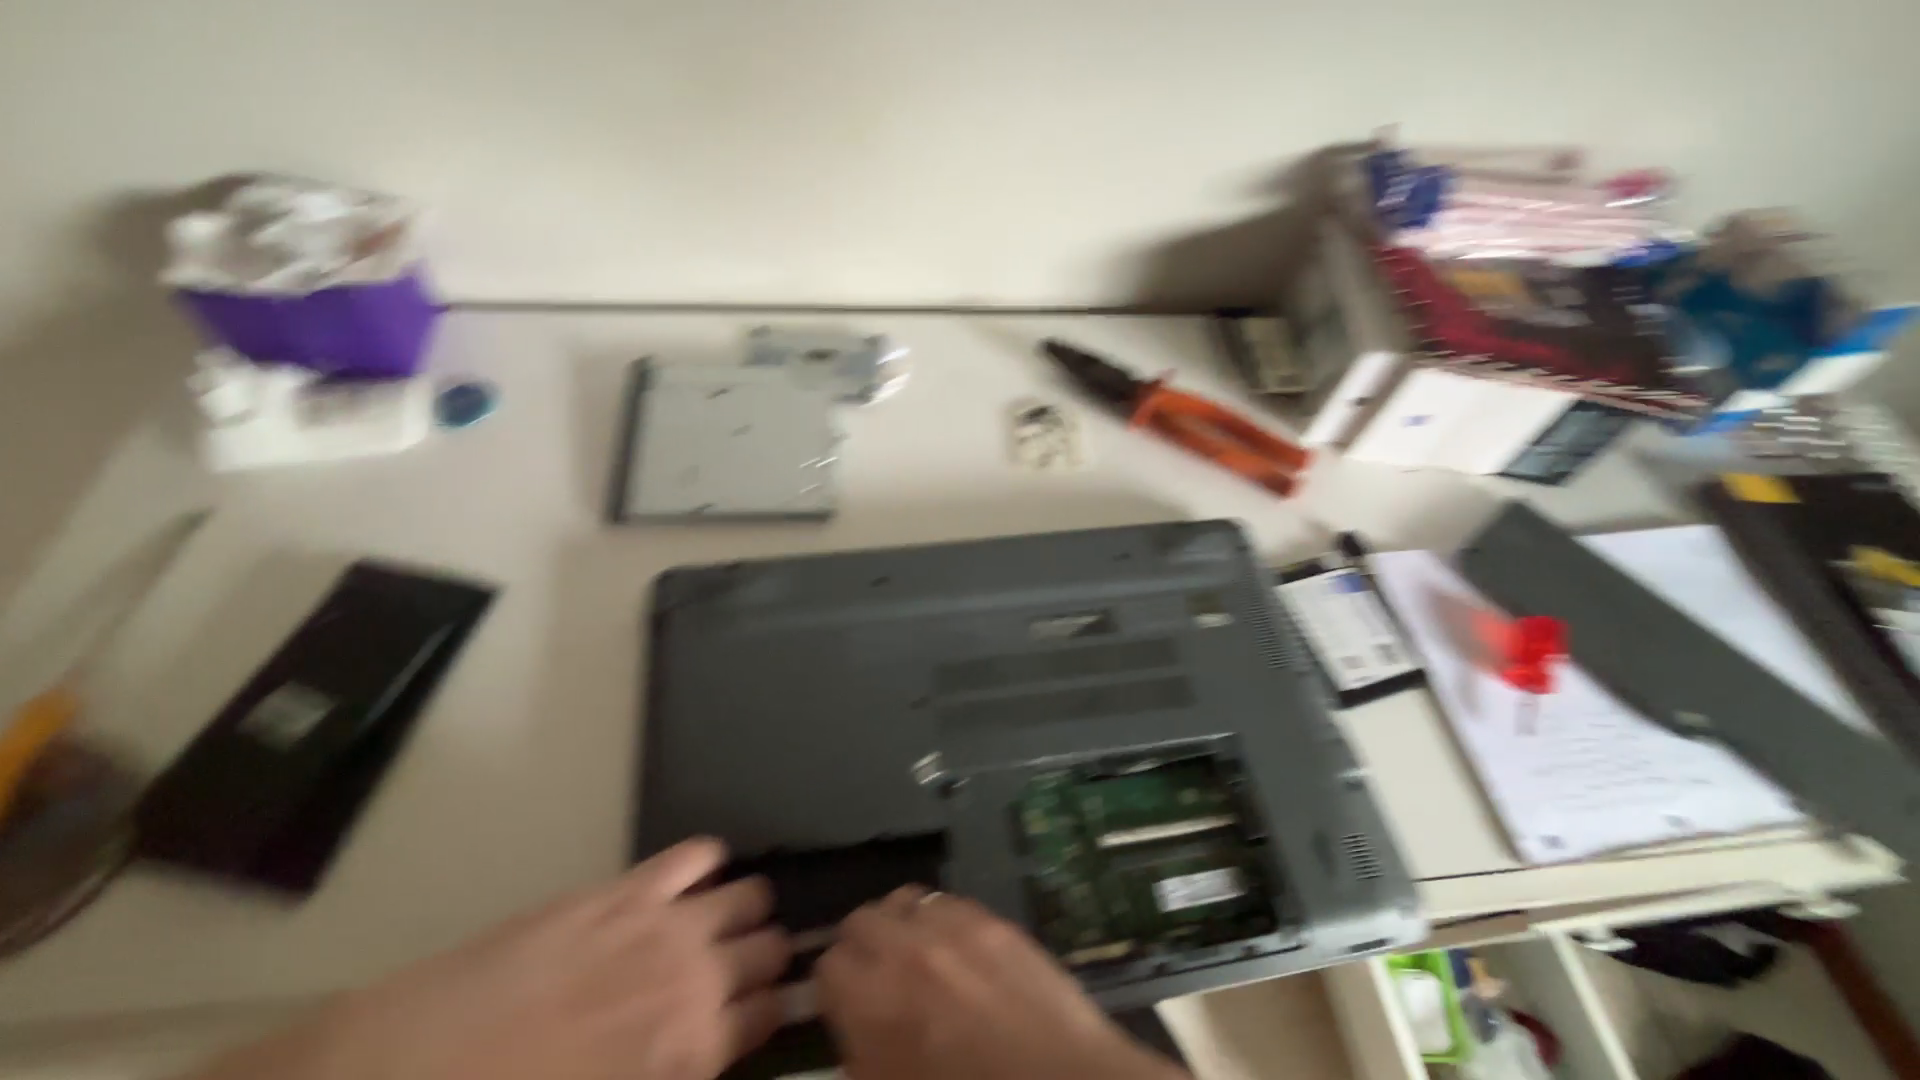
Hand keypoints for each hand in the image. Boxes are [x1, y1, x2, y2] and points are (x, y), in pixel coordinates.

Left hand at [191, 838, 789, 1079]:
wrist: (416, 1069)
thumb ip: (678, 1073)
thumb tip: (706, 1049)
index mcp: (694, 1051)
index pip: (770, 1015)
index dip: (775, 1008)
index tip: (769, 1005)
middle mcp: (697, 980)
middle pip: (771, 951)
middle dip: (770, 958)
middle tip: (753, 966)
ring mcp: (663, 925)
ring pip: (748, 897)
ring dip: (750, 909)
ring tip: (736, 917)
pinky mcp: (624, 889)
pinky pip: (695, 855)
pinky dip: (709, 860)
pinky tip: (703, 873)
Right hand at [816, 886, 1187, 1079]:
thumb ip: (862, 1051)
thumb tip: (858, 1025)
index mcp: (871, 1002)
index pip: (827, 965)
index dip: (835, 988)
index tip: (847, 1004)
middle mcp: (905, 950)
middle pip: (860, 920)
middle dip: (863, 947)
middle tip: (880, 977)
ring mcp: (953, 928)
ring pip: (905, 899)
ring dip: (902, 924)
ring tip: (918, 954)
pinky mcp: (994, 920)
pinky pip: (951, 902)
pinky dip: (943, 920)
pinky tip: (959, 951)